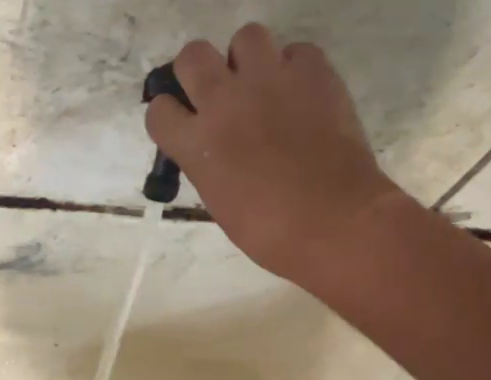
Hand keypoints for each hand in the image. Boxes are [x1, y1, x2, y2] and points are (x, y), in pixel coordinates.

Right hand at [147, 25, 410, 277]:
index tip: (179, 123)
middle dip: (196, 70)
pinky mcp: (313, 70)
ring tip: (259, 82)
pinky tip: (298, 93)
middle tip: (213, 90)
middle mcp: (224, 101)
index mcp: (196, 145)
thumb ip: (207, 162)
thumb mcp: (218, 200)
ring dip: (246, 57)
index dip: (167, 115)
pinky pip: (296, 50)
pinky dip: (293, 67)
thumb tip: (214, 147)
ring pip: (245, 37)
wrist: (331, 218)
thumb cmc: (267, 230)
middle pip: (192, 56)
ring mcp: (270, 80)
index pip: (159, 111)